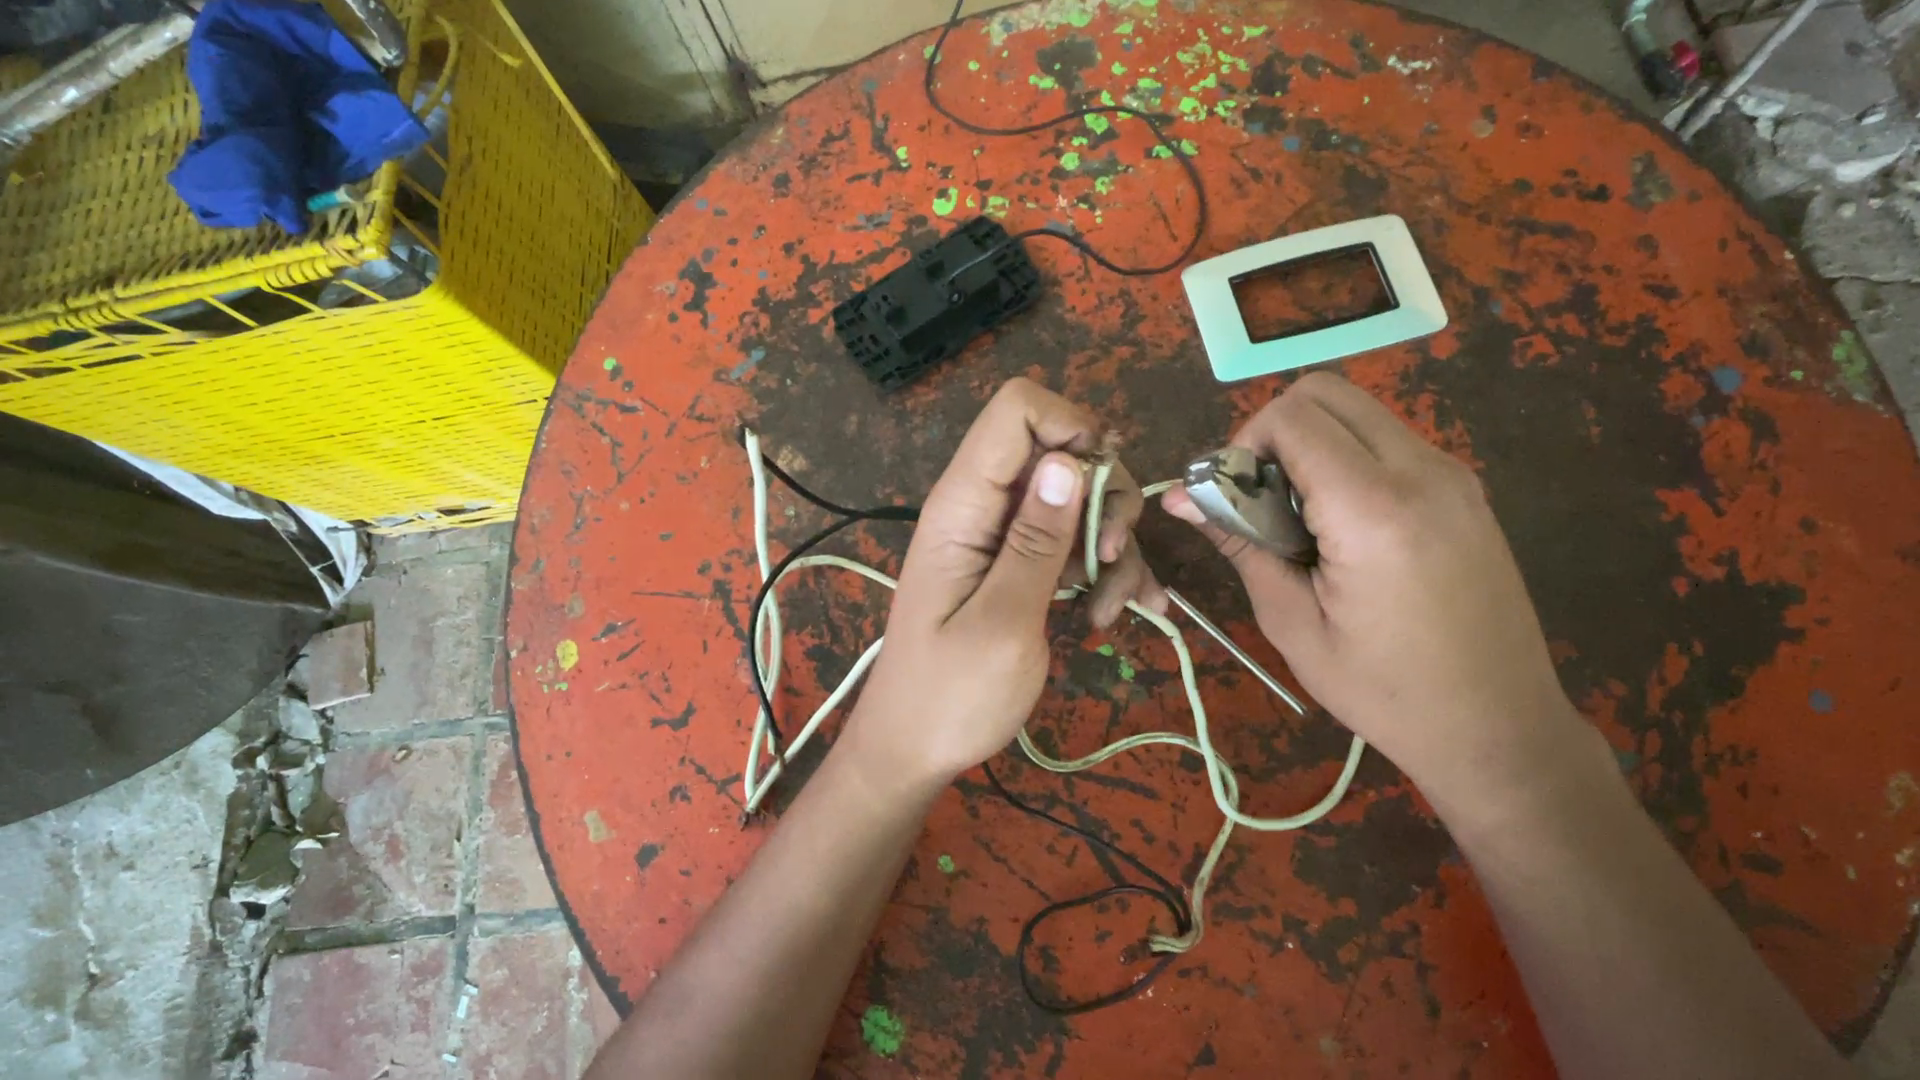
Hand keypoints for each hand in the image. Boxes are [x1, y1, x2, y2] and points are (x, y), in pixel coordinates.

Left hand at [843, 379, 1164, 793]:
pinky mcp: (1022, 568)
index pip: (1017, 411)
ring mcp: (1004, 538)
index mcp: (963, 506)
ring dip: (1113, 548)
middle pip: (1063, 451)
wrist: (916, 750)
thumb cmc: (950, 697)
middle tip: (1109, 559)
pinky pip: (1078, 545)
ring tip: (1108, 611)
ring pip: (1082, 501)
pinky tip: (1120, 615)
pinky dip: (1108, 573)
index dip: (1070, 428)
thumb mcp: (1003, 623)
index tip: (1099, 491)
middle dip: (1105, 497)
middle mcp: (984, 508)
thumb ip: (1036, 542)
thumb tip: (1069, 462)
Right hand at [1161, 373, 1583, 803]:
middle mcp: (1421, 471)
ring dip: (1312, 443)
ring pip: (1358, 412)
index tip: (1234, 498)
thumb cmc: (1384, 689)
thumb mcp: (1292, 622)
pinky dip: (1347, 459)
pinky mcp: (1464, 489)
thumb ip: (1239, 542)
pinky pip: (1388, 440)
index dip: (1243, 445)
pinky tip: (1341, 527)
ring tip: (1300, 519)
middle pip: (1325, 392)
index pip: (1291, 417)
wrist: (1500, 727)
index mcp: (1373, 509)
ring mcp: (1451, 475)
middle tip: (1260, 497)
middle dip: (1274, 430)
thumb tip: (1178, 497)